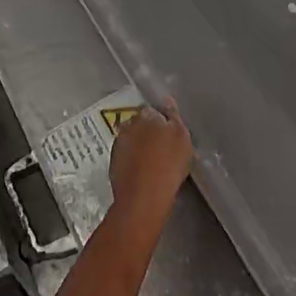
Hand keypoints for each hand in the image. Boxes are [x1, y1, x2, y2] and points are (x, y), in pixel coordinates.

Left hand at [108, 97, 193, 216]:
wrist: (144, 196)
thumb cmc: (169, 162)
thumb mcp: (181, 136)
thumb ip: (174, 117)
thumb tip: (167, 100)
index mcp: (145, 116)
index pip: (153, 110)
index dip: (162, 120)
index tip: (171, 131)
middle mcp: (127, 127)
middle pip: (139, 124)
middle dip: (149, 131)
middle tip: (164, 145)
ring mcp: (118, 147)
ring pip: (132, 141)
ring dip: (141, 146)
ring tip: (156, 160)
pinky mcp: (113, 165)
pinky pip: (127, 157)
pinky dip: (135, 160)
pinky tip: (145, 171)